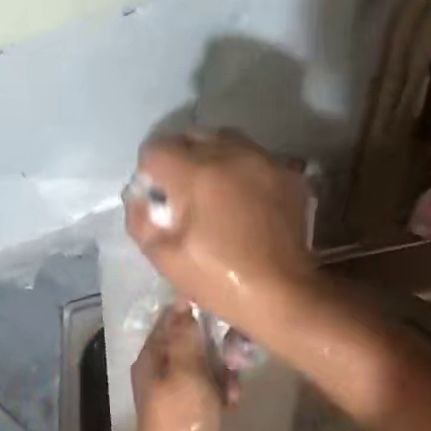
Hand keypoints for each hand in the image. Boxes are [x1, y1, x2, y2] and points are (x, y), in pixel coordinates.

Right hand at [125, 131, 317, 335]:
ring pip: (228, 141)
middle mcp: (232, 155)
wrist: (281, 294)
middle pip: (192, 136)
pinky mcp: (290, 175)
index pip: (156, 149)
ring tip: (212, 193)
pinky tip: (243, 203)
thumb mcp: (163, 257)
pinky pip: (256, 160)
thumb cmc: (216, 278)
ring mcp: (266, 161)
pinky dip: (242, 172)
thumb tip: (140, 198)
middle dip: (179, 159)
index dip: (148, 172)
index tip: (154, 196)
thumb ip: (140, 220)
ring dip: (212, 159)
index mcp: (197, 173)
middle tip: (180, 194)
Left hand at [132, 303, 226, 430]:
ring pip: (206, 362)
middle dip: (218, 348)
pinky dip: (221, 391)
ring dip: (224, 372)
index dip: (199, 313)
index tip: (226, 319)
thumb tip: (182, 300)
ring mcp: (174, 385)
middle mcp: (160, 365)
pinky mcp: (189, 403)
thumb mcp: (186, 371)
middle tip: (235, 362)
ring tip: (231, 390)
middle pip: (193, 339)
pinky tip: (230, 404)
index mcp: (152, 354)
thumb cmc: (180, 418)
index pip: (173, 317)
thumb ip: (185, 335)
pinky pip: (209, 385)